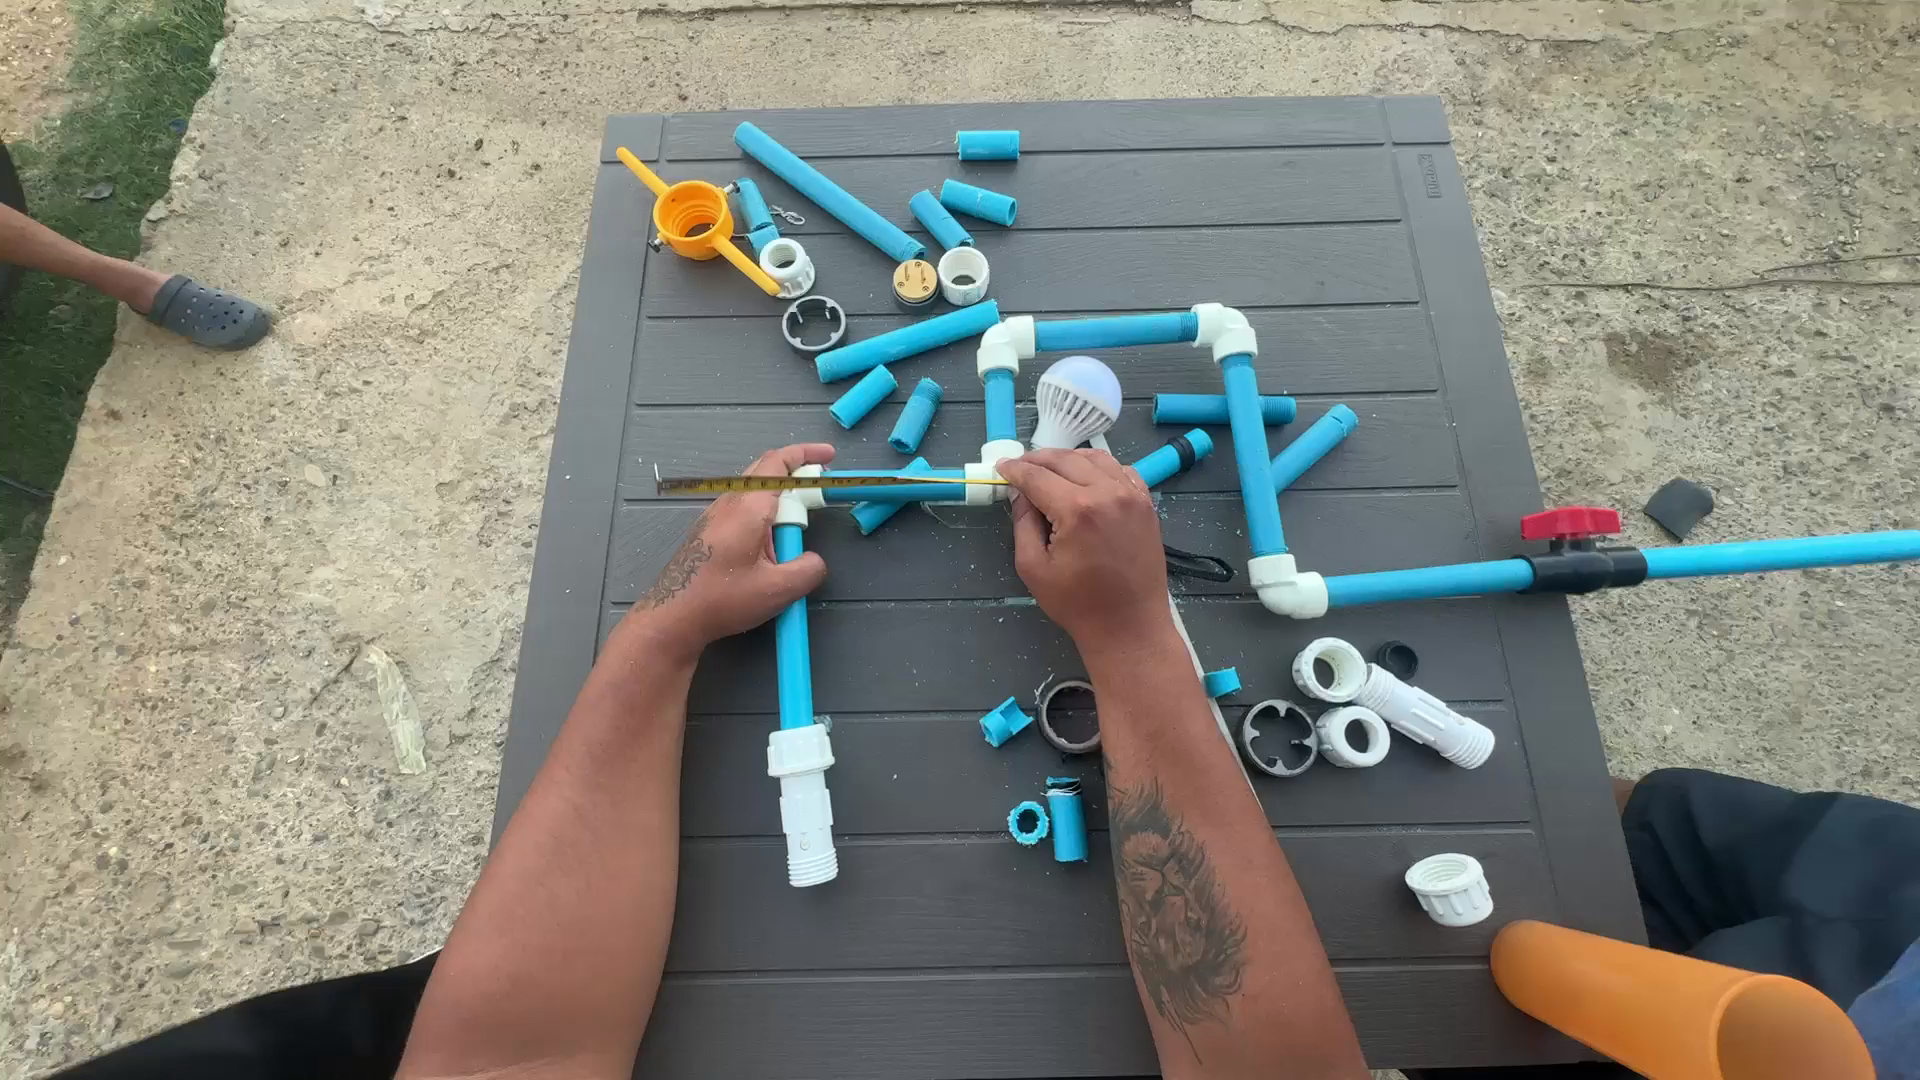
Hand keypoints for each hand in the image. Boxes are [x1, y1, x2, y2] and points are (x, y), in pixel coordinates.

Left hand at [619, 443, 835, 658]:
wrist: (673, 616)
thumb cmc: (723, 599)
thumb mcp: (778, 589)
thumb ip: (808, 569)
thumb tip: (815, 560)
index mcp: (748, 508)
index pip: (778, 464)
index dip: (806, 454)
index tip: (828, 455)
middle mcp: (729, 503)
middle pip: (765, 471)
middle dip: (796, 471)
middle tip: (819, 485)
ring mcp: (715, 516)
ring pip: (753, 491)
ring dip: (780, 497)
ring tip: (798, 522)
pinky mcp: (709, 531)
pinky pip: (743, 508)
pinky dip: (766, 512)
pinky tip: (772, 542)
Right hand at [997, 449, 1172, 649]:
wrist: (1129, 626)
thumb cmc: (1077, 604)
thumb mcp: (1033, 568)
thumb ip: (1023, 524)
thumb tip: (1021, 495)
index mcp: (1077, 510)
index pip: (1037, 477)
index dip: (1014, 469)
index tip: (1001, 467)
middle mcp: (1107, 493)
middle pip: (1065, 460)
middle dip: (1038, 459)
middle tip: (1020, 466)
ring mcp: (1132, 496)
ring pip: (1095, 459)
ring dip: (1068, 459)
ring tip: (1049, 468)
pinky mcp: (1146, 505)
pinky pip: (1121, 471)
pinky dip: (1100, 467)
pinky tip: (1087, 477)